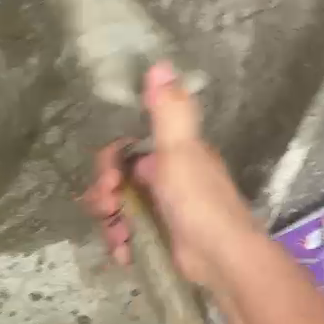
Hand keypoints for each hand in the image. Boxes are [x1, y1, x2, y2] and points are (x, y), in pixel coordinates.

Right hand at [81, 62, 262, 289]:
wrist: (220, 259)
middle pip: (114, 184)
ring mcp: (161, 211)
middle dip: (103, 198)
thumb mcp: (181, 152)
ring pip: (116, 212)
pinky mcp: (157, 239)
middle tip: (108, 211)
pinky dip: (122, 245)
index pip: (123, 152)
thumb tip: (159, 63)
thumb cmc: (200, 202)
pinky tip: (127, 253)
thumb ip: (168, 112)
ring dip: (110, 225)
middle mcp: (165, 180)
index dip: (108, 165)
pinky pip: (126, 236)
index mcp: (171, 156)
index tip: (108, 181)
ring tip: (120, 239)